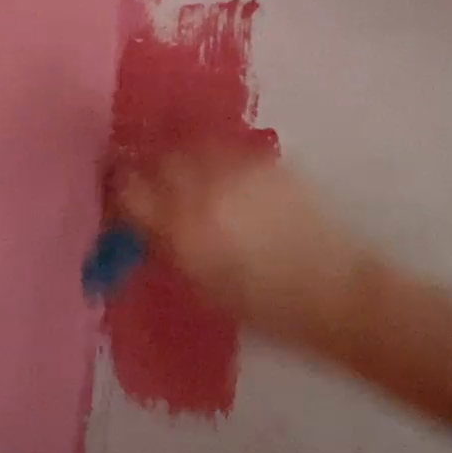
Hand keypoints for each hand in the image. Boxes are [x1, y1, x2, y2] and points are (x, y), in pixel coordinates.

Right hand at [118, 149, 381, 345]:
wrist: (336, 291)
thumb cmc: (266, 308)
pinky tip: (214, 170)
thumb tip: (143, 229)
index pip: (128, 191)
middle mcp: (204, 188)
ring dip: (175, 155)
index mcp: (182, 228)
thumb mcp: (202, 289)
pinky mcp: (265, 160)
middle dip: (144, 168)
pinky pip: (223, 146)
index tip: (115, 198)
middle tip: (144, 182)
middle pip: (155, 158)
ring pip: (187, 144)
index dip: (116, 191)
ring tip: (178, 171)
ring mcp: (237, 169)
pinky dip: (209, 153)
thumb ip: (167, 250)